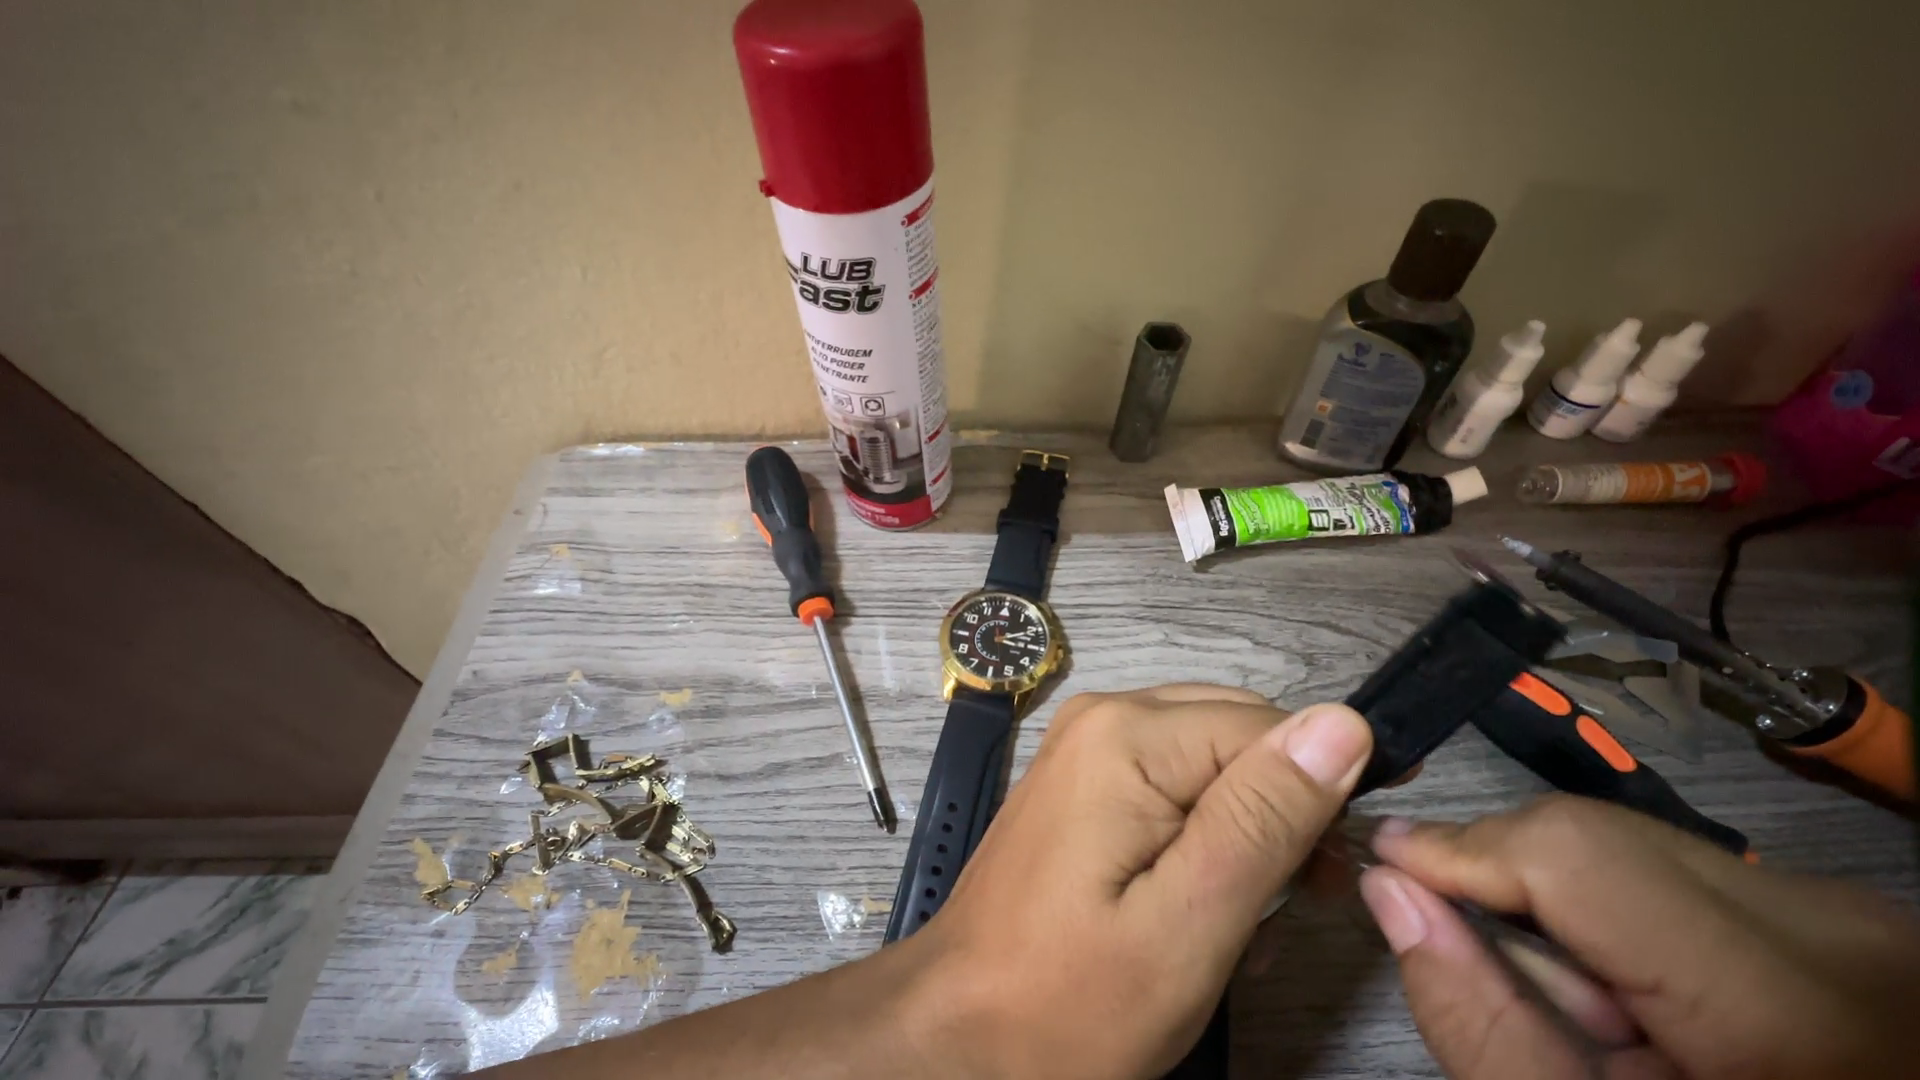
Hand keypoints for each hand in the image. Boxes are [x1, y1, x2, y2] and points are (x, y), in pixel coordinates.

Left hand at [907, 686, 1373, 1078]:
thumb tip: (1341, 723)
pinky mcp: (1083, 780)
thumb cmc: (1071, 998)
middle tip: (1290, 906)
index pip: (1272, 728)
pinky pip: (1173, 782)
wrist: (963, 1028)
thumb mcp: (1188, 923)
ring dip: (1246, 834)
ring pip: (1215, 761)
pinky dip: (1203, 836)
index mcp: (1127, 735)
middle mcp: (1104, 715)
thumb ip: (1264, 819)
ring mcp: (1087, 745)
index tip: (1330, 880)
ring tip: (1240, 921)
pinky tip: (1200, 902)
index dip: (1319, 797)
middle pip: (1241, 736)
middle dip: (1282, 815)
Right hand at [1360, 795, 1919, 1078]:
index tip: (1386, 861)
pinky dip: (1612, 912)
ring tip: (1585, 1004)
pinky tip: (1636, 995)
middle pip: (1587, 836)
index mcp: (1784, 1004)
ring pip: (1618, 840)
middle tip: (1478, 954)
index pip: (1568, 854)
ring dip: (1554, 899)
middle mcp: (1824, 926)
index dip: (1460, 849)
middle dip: (1501, 880)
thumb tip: (1391, 893)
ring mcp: (1836, 911)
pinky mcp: (1828, 909)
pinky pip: (1669, 865)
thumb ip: (1483, 1023)